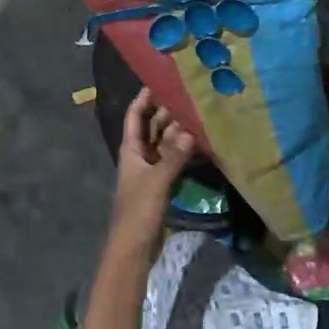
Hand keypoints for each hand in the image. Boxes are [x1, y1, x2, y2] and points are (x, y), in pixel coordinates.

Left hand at [110, 88, 194, 248]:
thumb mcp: (157, 180)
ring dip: (177, 130)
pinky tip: (198, 142)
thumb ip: (174, 155)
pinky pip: (172, 160)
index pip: (135, 116)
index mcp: (130, 150)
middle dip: (166, 111)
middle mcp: (139, 155)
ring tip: (197, 113)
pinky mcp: (161, 184)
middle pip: (152, 127)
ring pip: (164, 143)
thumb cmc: (139, 210)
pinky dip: (182, 150)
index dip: (144, 98)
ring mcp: (150, 170)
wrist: (133, 248)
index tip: (159, 81)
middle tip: (188, 94)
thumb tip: (190, 131)